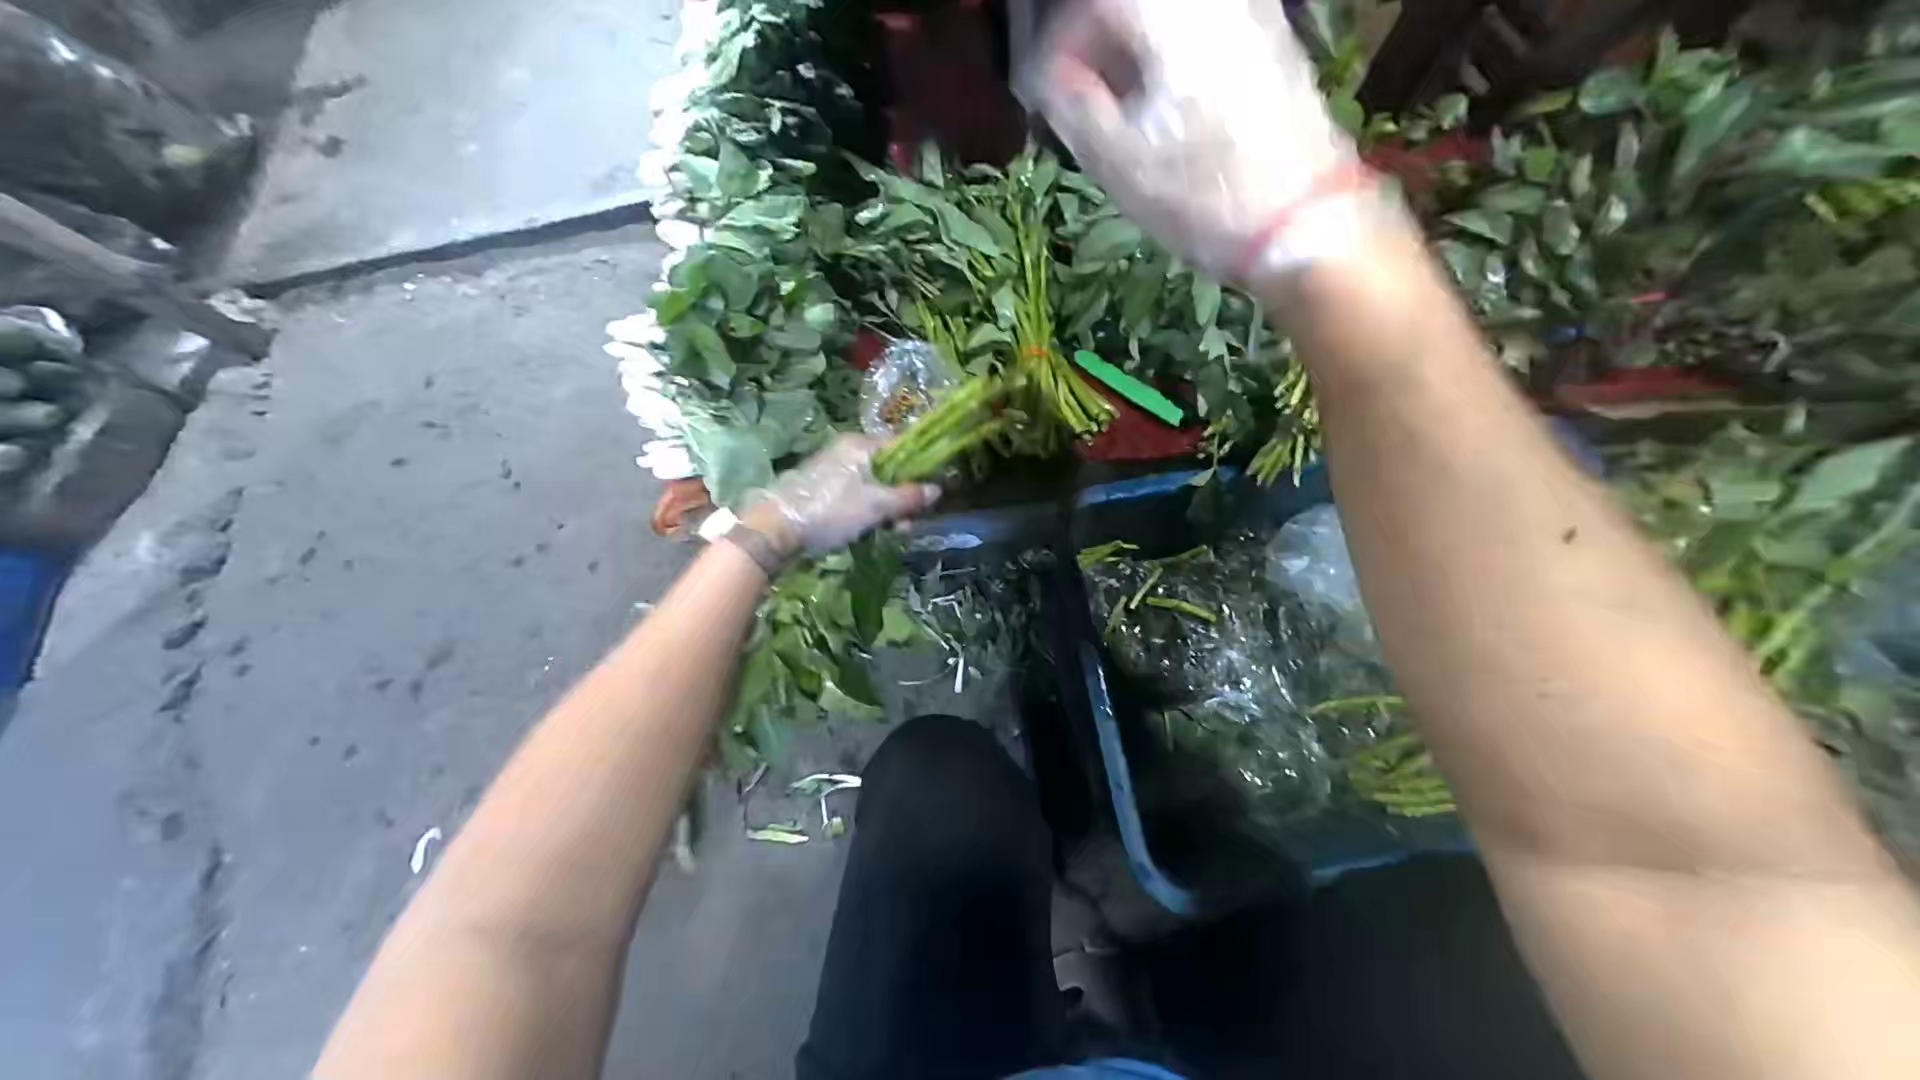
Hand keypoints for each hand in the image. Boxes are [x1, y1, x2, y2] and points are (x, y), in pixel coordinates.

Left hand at [743, 435, 941, 557]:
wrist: (776, 529)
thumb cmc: (831, 510)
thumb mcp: (876, 506)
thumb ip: (909, 496)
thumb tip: (937, 489)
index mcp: (861, 444)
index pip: (903, 444)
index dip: (922, 465)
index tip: (934, 489)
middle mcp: (847, 450)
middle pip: (889, 467)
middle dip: (904, 494)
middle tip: (909, 520)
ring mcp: (833, 469)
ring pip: (873, 484)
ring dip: (887, 507)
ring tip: (893, 530)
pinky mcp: (823, 488)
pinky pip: (856, 494)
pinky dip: (868, 510)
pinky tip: (871, 529)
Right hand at [1027, 0, 1384, 289]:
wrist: (1300, 222)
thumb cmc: (1199, 194)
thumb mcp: (1115, 159)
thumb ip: (1070, 101)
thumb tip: (1050, 72)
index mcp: (1168, 13)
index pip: (1092, 2)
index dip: (1059, 41)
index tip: (1047, 90)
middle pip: (1132, 4)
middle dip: (1096, 44)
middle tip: (1080, 98)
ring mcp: (1250, 11)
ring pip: (1165, 17)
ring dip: (1130, 51)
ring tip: (1119, 108)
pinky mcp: (1270, 40)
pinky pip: (1200, 27)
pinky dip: (1167, 56)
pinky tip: (1163, 105)